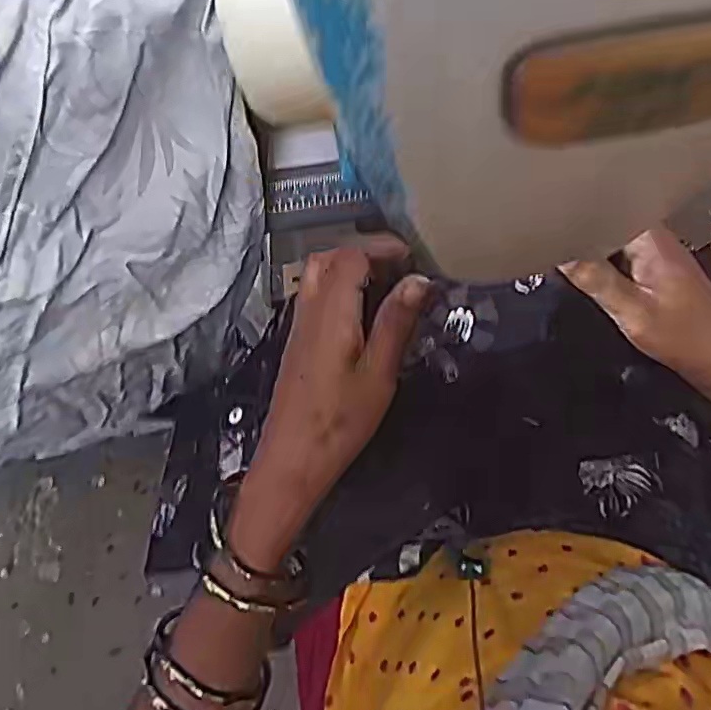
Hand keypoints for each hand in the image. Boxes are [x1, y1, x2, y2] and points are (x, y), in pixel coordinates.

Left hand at [230, 237, 430, 569]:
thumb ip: (396, 322)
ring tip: (386, 285)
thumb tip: (419, 281)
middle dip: (366, 252)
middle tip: (400, 268)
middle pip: (330, 256)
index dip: (383, 249)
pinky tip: (363, 312)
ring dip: (351, 267)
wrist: (291, 460)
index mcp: (332, 312)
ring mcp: (300, 325)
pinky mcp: (298, 341)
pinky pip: (316, 295)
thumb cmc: (340, 421)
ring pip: (319, 274)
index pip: (352, 256)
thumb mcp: (380, 373)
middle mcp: (310, 310)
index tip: (414, 260)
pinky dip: (340, 287)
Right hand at [559, 227, 710, 435]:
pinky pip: (618, 253)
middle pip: (604, 220)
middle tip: (548, 241)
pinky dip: (602, 262)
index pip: (602, 208)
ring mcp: (656, 250)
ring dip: (589, 248)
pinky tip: (590, 275)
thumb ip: (595, 280)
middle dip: (578, 231)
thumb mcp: (633, 312)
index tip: (547, 220)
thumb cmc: (688, 338)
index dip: (573, 212)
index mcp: (650, 237)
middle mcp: (655, 236)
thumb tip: (560, 252)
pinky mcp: (655, 265)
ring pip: (609, 237)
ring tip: (562, 255)